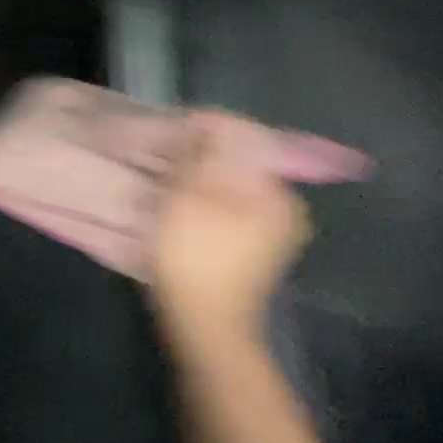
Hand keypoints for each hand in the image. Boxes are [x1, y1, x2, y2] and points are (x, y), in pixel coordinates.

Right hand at [151, 112, 314, 340]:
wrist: (203, 322)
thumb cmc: (195, 256)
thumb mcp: (192, 197)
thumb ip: (204, 156)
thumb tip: (211, 120)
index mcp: (277, 194)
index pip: (246, 141)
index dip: (207, 129)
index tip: (169, 129)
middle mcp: (283, 209)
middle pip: (237, 165)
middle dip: (199, 155)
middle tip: (159, 155)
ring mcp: (269, 232)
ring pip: (227, 186)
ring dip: (195, 177)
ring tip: (160, 177)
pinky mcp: (248, 249)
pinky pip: (223, 207)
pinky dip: (198, 199)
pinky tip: (172, 205)